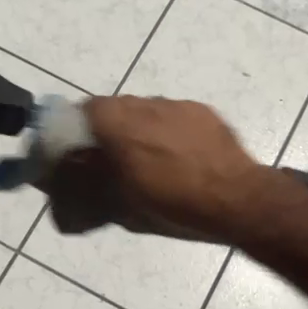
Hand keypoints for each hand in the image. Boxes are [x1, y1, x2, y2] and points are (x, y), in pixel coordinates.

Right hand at [49, 96, 293, 243]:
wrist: (236, 198)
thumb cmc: (175, 203)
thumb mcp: (124, 201)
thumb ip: (93, 178)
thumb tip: (71, 167)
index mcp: (119, 124)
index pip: (84, 109)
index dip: (78, 126)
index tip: (79, 146)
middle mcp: (145, 106)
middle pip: (115, 106)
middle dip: (109, 127)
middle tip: (112, 155)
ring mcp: (176, 105)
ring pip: (145, 108)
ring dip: (139, 126)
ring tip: (149, 156)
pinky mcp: (202, 110)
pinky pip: (173, 113)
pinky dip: (167, 127)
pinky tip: (179, 153)